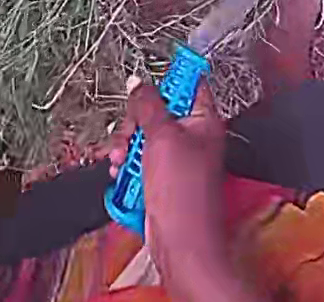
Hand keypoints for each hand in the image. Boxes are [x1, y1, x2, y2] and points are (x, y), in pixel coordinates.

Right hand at [108, 83, 262, 301]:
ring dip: (127, 145)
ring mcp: (177, 158)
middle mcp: (193, 136)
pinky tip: (119, 171)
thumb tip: (138, 82)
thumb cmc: (181, 191)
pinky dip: (127, 164)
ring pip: (145, 134)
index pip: (190, 83)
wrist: (180, 246)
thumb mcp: (161, 135)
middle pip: (159, 109)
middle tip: (130, 133)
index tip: (149, 82)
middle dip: (136, 121)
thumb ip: (147, 105)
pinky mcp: (162, 178)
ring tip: (120, 159)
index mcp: (204, 120)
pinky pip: (140, 159)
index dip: (169, 78)